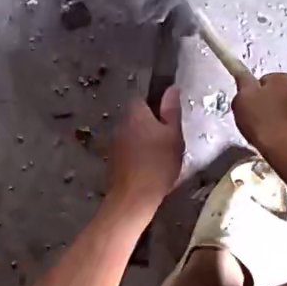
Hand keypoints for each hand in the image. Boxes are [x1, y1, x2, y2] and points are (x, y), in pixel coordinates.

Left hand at [108, 89, 183, 204]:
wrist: (134, 197)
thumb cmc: (158, 163)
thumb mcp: (173, 136)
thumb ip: (172, 111)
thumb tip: (172, 89)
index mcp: (135, 114)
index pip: (141, 97)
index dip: (155, 103)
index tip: (169, 115)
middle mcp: (121, 124)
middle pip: (136, 116)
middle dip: (151, 123)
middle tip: (169, 137)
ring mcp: (114, 143)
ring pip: (132, 134)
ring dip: (144, 139)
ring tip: (162, 154)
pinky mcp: (113, 160)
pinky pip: (128, 149)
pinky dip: (138, 153)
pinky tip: (150, 166)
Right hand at [232, 73, 286, 161]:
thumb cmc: (262, 124)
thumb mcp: (242, 101)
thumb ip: (244, 82)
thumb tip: (243, 72)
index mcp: (282, 79)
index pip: (267, 79)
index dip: (258, 92)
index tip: (252, 106)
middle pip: (284, 92)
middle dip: (275, 101)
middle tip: (262, 118)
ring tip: (276, 129)